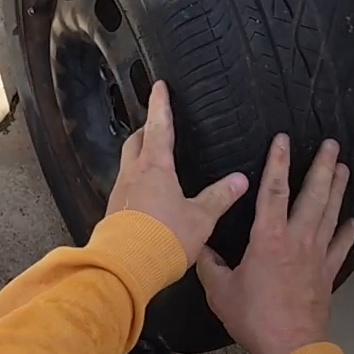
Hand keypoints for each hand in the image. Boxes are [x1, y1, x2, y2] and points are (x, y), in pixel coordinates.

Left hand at [106, 81, 248, 264]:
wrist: (125, 266)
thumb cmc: (163, 238)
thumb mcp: (200, 218)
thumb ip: (219, 197)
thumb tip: (239, 180)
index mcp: (155, 167)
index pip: (158, 126)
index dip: (160, 104)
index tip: (159, 87)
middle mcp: (133, 175)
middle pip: (135, 141)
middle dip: (145, 129)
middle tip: (155, 123)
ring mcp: (120, 193)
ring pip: (127, 164)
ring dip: (138, 156)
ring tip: (152, 158)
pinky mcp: (114, 212)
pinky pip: (125, 188)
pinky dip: (135, 182)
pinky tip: (146, 195)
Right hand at [196, 134, 353, 353]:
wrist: (291, 347)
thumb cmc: (254, 318)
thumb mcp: (220, 290)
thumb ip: (209, 264)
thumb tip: (199, 247)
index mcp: (268, 238)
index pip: (274, 190)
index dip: (277, 162)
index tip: (283, 140)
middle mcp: (297, 240)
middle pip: (313, 194)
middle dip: (322, 166)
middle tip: (330, 144)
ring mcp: (316, 255)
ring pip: (330, 213)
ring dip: (338, 188)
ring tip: (344, 167)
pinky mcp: (327, 273)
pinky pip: (340, 246)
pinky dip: (347, 231)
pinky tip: (352, 220)